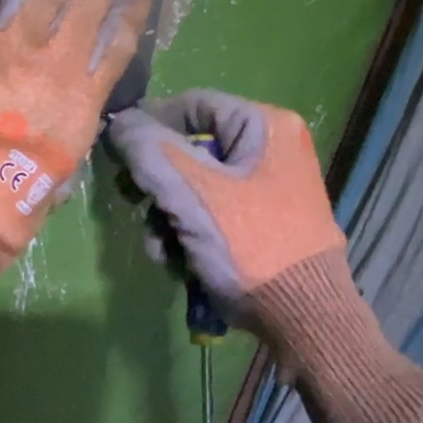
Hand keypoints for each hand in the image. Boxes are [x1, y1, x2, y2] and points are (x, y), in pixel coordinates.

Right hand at [108, 89, 422, 422]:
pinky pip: (213, 213)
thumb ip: (148, 150)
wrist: (305, 318)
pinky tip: (180, 263)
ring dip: (167, 218)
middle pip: (190, 150)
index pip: (192, 104)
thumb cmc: (251, 246)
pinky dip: (190, 234)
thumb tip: (117, 123)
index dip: (149, 125)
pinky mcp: (266, 223)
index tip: (120, 157)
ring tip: (162, 251)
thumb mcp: (192, 193)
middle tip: (137, 208)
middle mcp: (272, 148)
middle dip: (158, 186)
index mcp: (265, 126)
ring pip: (196, 187)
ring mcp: (271, 188)